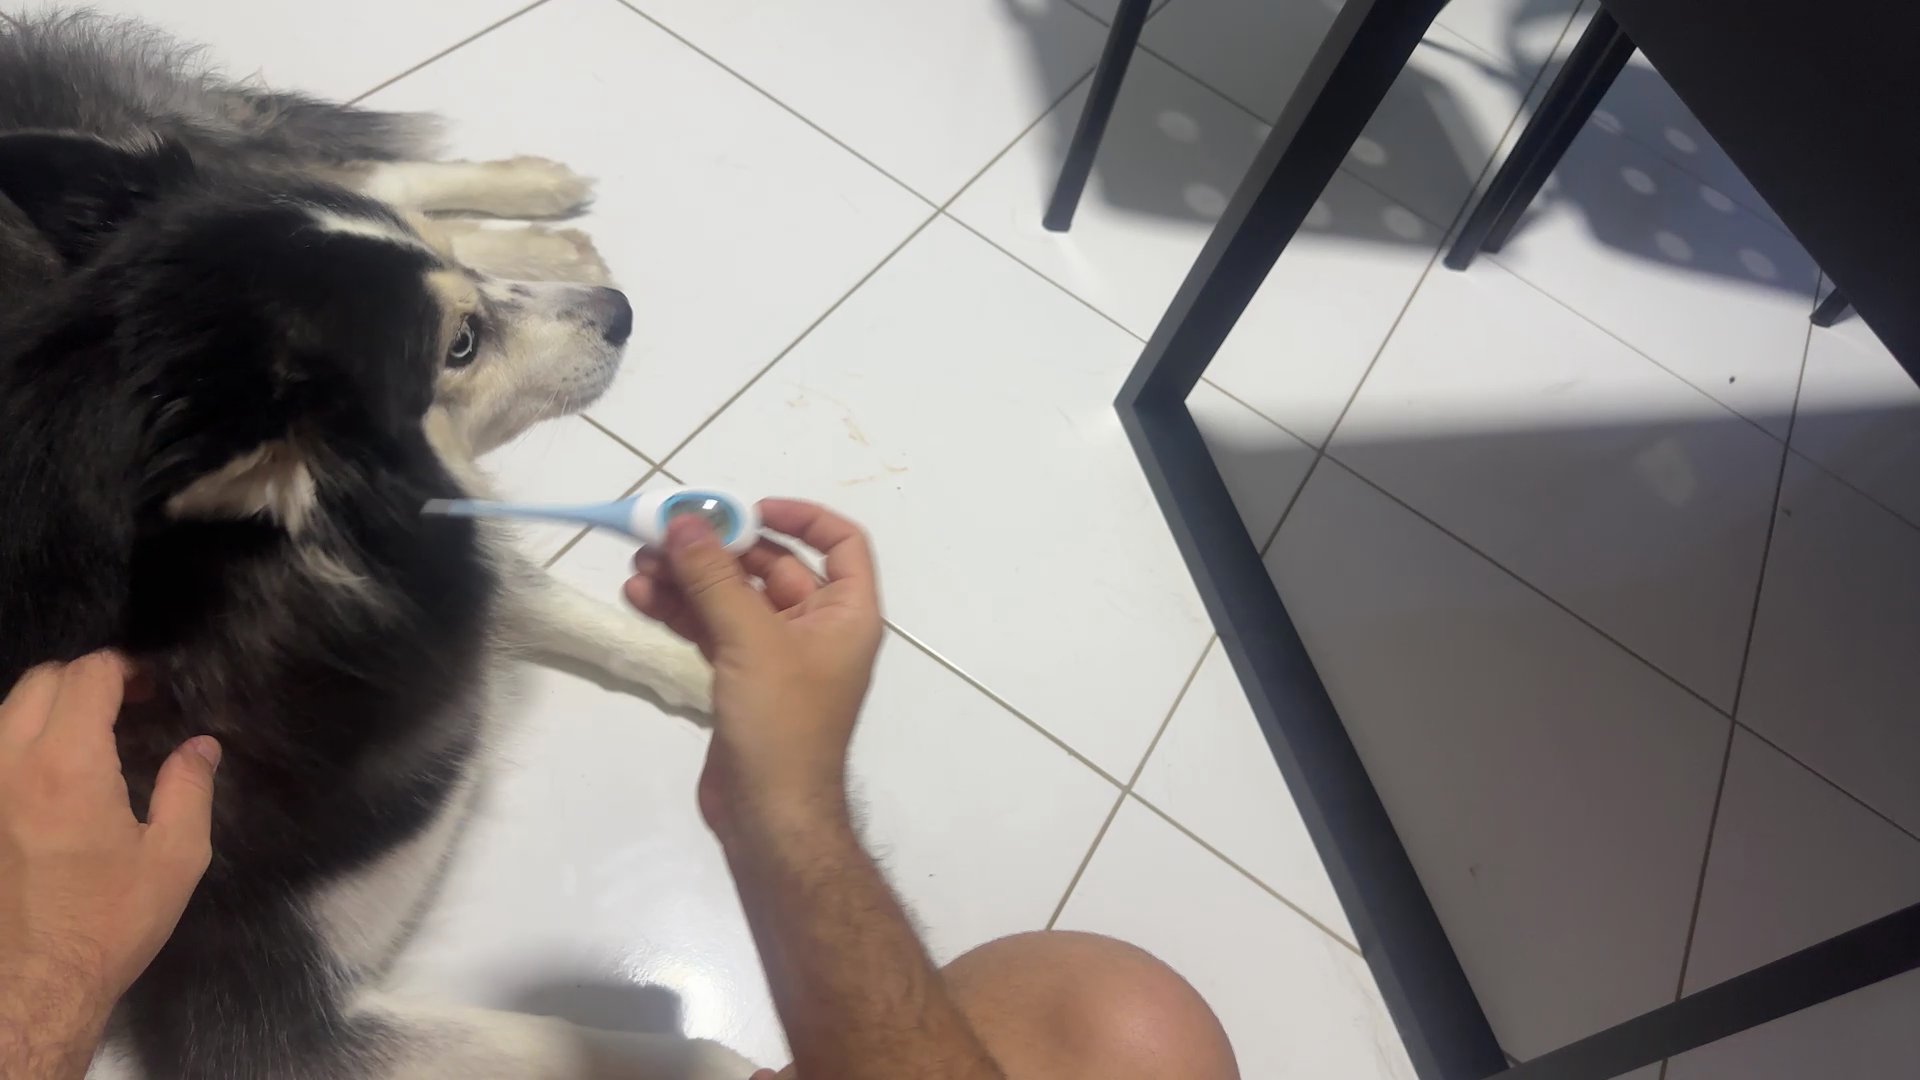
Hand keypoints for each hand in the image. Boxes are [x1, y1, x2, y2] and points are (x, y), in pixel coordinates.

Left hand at [0, 653, 219, 1024]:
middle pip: (35, 686)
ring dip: (52, 710)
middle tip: (132, 703)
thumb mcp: (178, 853)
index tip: (158, 686)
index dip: (126, 669)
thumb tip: (199, 746)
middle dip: (87, 679)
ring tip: (99, 734)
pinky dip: (30, 744)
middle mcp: (7, 774)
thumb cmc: (112, 918)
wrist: (26, 991)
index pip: (85, 680)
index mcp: (68, 771)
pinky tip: (64, 773)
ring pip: (5, 718)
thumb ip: (188, 787)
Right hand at [625, 500, 882, 836]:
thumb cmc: (782, 721)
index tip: (751, 510)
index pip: (842, 542)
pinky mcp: (744, 675)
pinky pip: (715, 628)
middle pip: (774, 566)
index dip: (803, 516)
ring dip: (691, 579)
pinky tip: (641, 595)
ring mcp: (779, 652)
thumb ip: (716, 579)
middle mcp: (819, 625)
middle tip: (666, 533)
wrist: (769, 815)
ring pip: (736, 598)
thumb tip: (685, 520)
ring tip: (639, 563)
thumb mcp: (751, 641)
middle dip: (721, 550)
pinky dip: (683, 611)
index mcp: (848, 611)